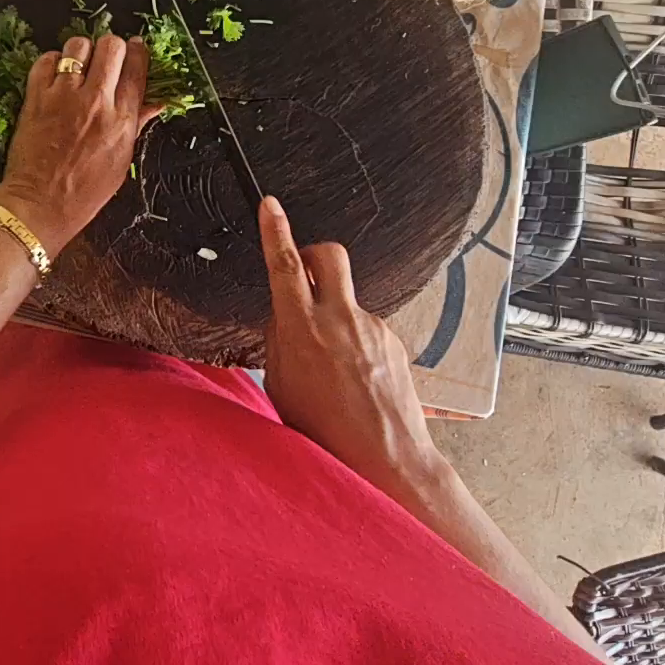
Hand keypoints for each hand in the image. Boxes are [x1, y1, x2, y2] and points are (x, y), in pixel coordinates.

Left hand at [0, 34, 149, 253]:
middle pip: (111, 47)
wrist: (41, 204)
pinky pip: (45, 60)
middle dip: (112, 47)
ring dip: (82, 51)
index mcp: (122, 119)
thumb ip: (136, 123)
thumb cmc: (84, 190)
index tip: (135, 49)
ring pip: (78, 46)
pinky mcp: (36, 97)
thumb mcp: (122, 159)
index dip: (138, 52)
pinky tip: (55, 75)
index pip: (137, 67)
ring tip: (79, 65)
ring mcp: (63, 97)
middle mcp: (95, 102)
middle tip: (106, 58)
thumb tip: (155, 102)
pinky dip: (51, 62)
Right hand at [258, 196, 447, 495]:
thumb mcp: (280, 384)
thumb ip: (278, 341)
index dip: (276, 231)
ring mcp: (373, 328)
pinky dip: (352, 339)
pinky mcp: (393, 341)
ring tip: (330, 363)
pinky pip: (365, 324)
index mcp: (303, 330)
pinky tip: (352, 374)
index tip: (271, 206)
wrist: (386, 458)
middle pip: (330, 256)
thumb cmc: (325, 431)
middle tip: (305, 270)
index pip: (286, 266)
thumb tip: (283, 317)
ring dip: (332, 312)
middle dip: (314, 252)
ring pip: (346, 297)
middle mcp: (340, 320)